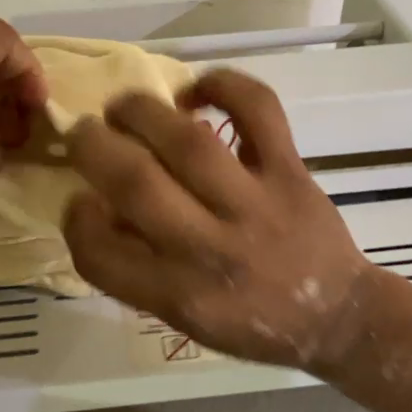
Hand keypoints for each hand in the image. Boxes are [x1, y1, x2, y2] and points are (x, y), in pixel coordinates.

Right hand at [63, 69, 375, 371]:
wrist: (335, 317)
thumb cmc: (252, 325)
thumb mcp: (185, 320)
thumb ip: (140, 273)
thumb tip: (103, 210)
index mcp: (177, 295)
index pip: (99, 253)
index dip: (75, 221)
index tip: (80, 201)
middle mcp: (209, 249)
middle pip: (134, 183)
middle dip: (93, 147)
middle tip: (83, 134)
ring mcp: (253, 206)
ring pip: (187, 141)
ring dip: (142, 112)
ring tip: (123, 107)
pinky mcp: (289, 174)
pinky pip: (258, 112)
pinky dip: (225, 85)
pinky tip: (195, 90)